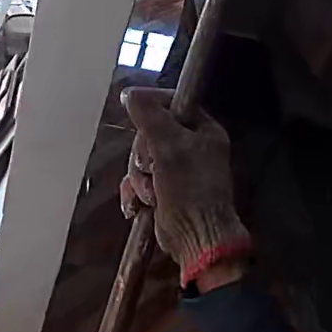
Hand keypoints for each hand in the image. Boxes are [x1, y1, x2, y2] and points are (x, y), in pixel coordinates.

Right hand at [120, 88, 251, 287]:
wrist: (197, 238)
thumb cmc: (191, 188)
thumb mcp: (169, 145)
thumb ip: (149, 116)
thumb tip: (129, 93)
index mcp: (202, 130)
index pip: (172, 102)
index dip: (152, 105)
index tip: (136, 111)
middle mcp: (191, 147)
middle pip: (149, 132)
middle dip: (143, 154)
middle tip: (151, 167)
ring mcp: (176, 170)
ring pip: (140, 159)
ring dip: (139, 178)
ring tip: (152, 193)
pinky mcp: (162, 190)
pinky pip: (137, 181)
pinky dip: (134, 192)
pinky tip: (139, 205)